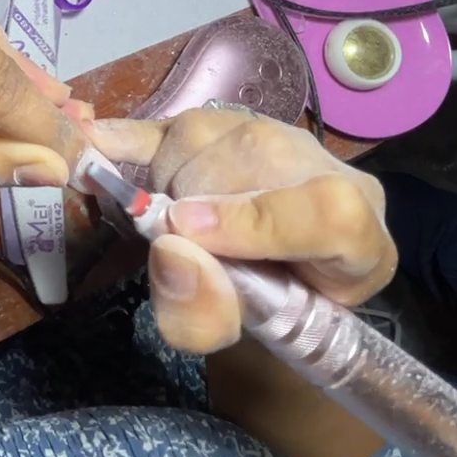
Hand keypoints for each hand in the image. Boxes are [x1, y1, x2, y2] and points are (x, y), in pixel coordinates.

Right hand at [90, 108, 394, 353]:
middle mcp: (325, 169)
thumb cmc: (263, 312)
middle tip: (174, 241)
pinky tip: (95, 145)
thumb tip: (169, 252)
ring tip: (169, 216)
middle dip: (190, 201)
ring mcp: (273, 133)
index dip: (255, 220)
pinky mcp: (221, 120)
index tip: (186, 232)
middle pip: (250, 159)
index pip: (329, 212)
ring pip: (203, 132)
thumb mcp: (242, 337)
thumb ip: (206, 314)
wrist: (261, 278)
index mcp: (360, 238)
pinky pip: (165, 120)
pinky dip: (123, 135)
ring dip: (163, 178)